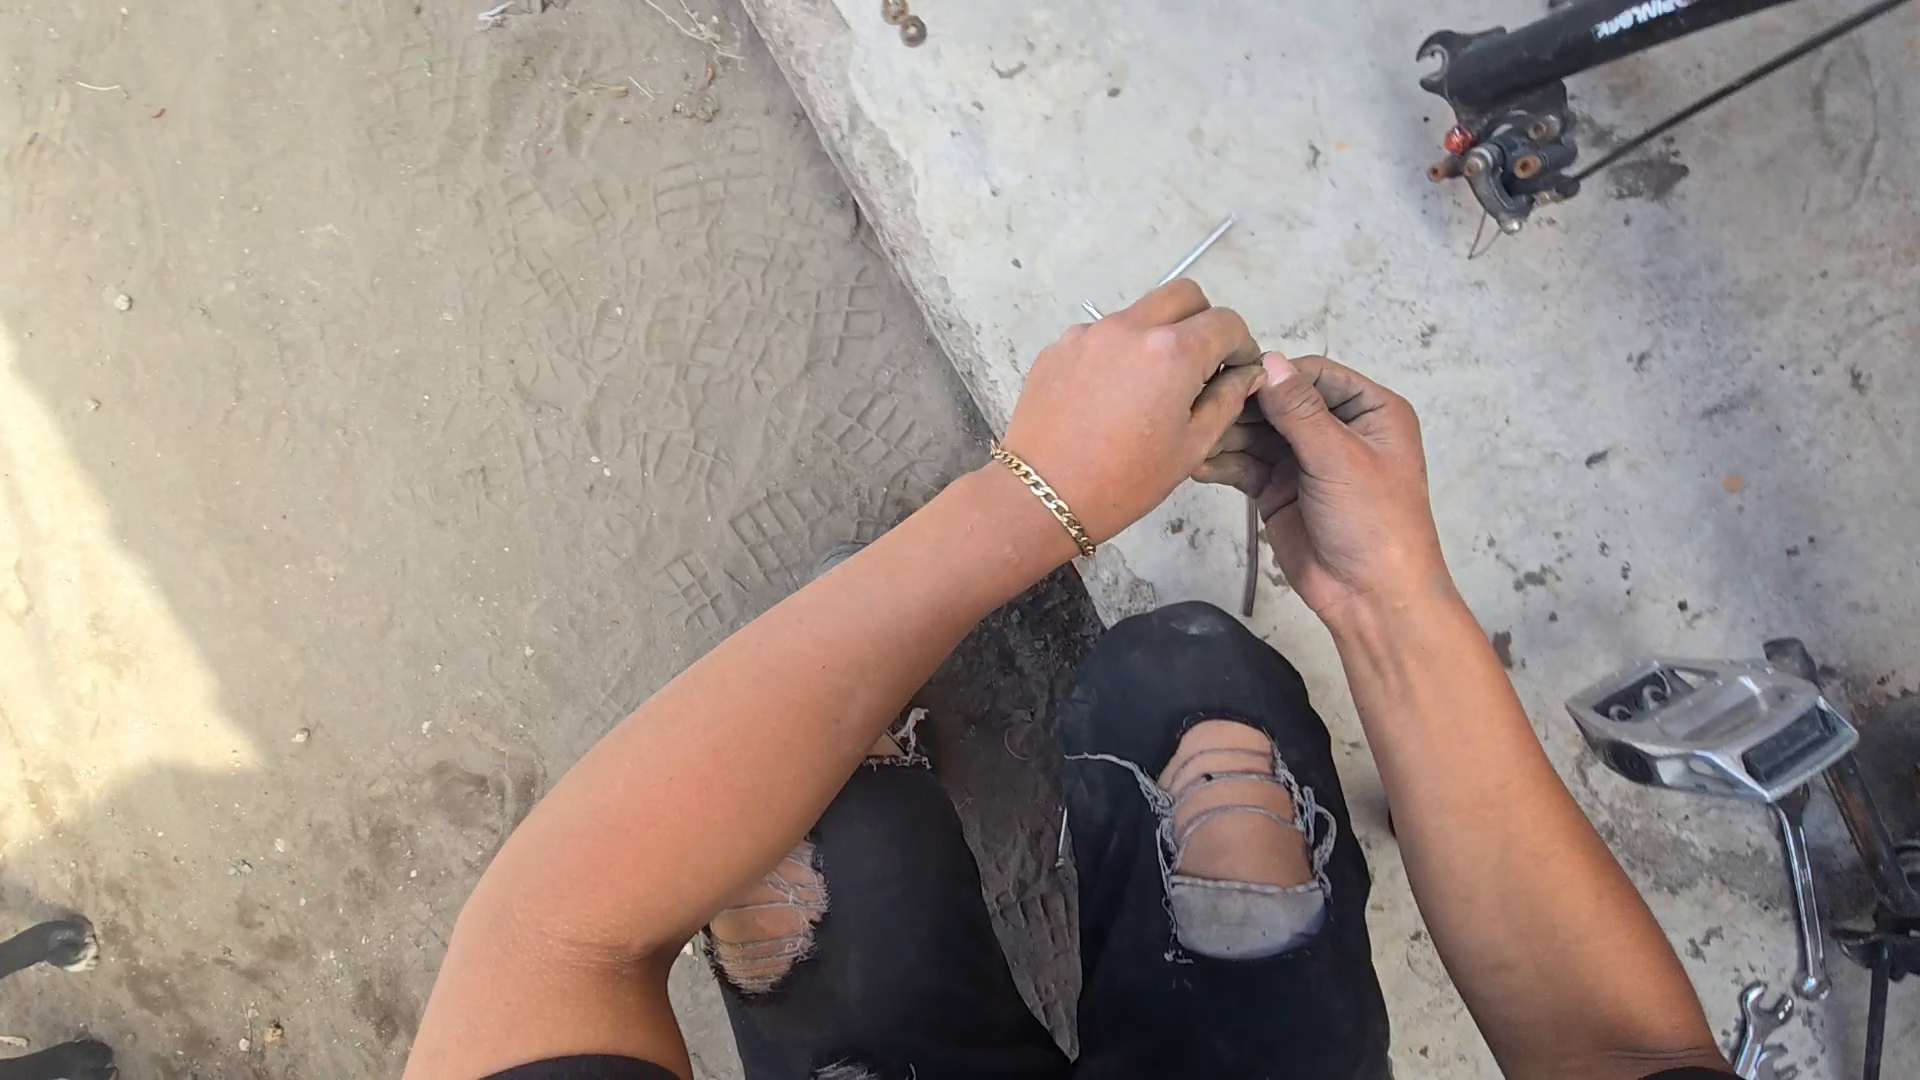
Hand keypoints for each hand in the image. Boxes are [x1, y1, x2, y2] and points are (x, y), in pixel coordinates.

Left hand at [1001, 280, 1268, 544]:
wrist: (1042, 496)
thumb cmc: (1122, 482)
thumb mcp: (1190, 448)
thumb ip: (1226, 401)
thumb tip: (1246, 374)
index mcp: (1171, 351)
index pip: (1225, 322)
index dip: (1241, 345)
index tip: (1236, 371)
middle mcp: (1128, 328)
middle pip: (1183, 296)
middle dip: (1202, 323)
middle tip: (1201, 366)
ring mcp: (1087, 334)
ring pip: (1138, 313)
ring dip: (1157, 336)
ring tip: (1151, 387)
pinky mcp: (1057, 348)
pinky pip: (1101, 335)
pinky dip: (1118, 352)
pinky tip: (1110, 396)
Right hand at [1193, 354, 1451, 621]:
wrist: (1368, 594)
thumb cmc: (1373, 520)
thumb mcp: (1339, 458)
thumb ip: (1300, 411)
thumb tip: (1268, 361)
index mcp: (1368, 411)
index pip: (1313, 376)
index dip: (1274, 375)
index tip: (1232, 377)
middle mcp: (1334, 429)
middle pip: (1278, 404)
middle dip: (1243, 409)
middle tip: (1203, 409)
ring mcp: (1302, 460)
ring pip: (1256, 435)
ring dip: (1227, 437)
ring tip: (1195, 441)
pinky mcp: (1276, 488)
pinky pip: (1245, 467)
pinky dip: (1223, 465)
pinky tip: (1198, 466)